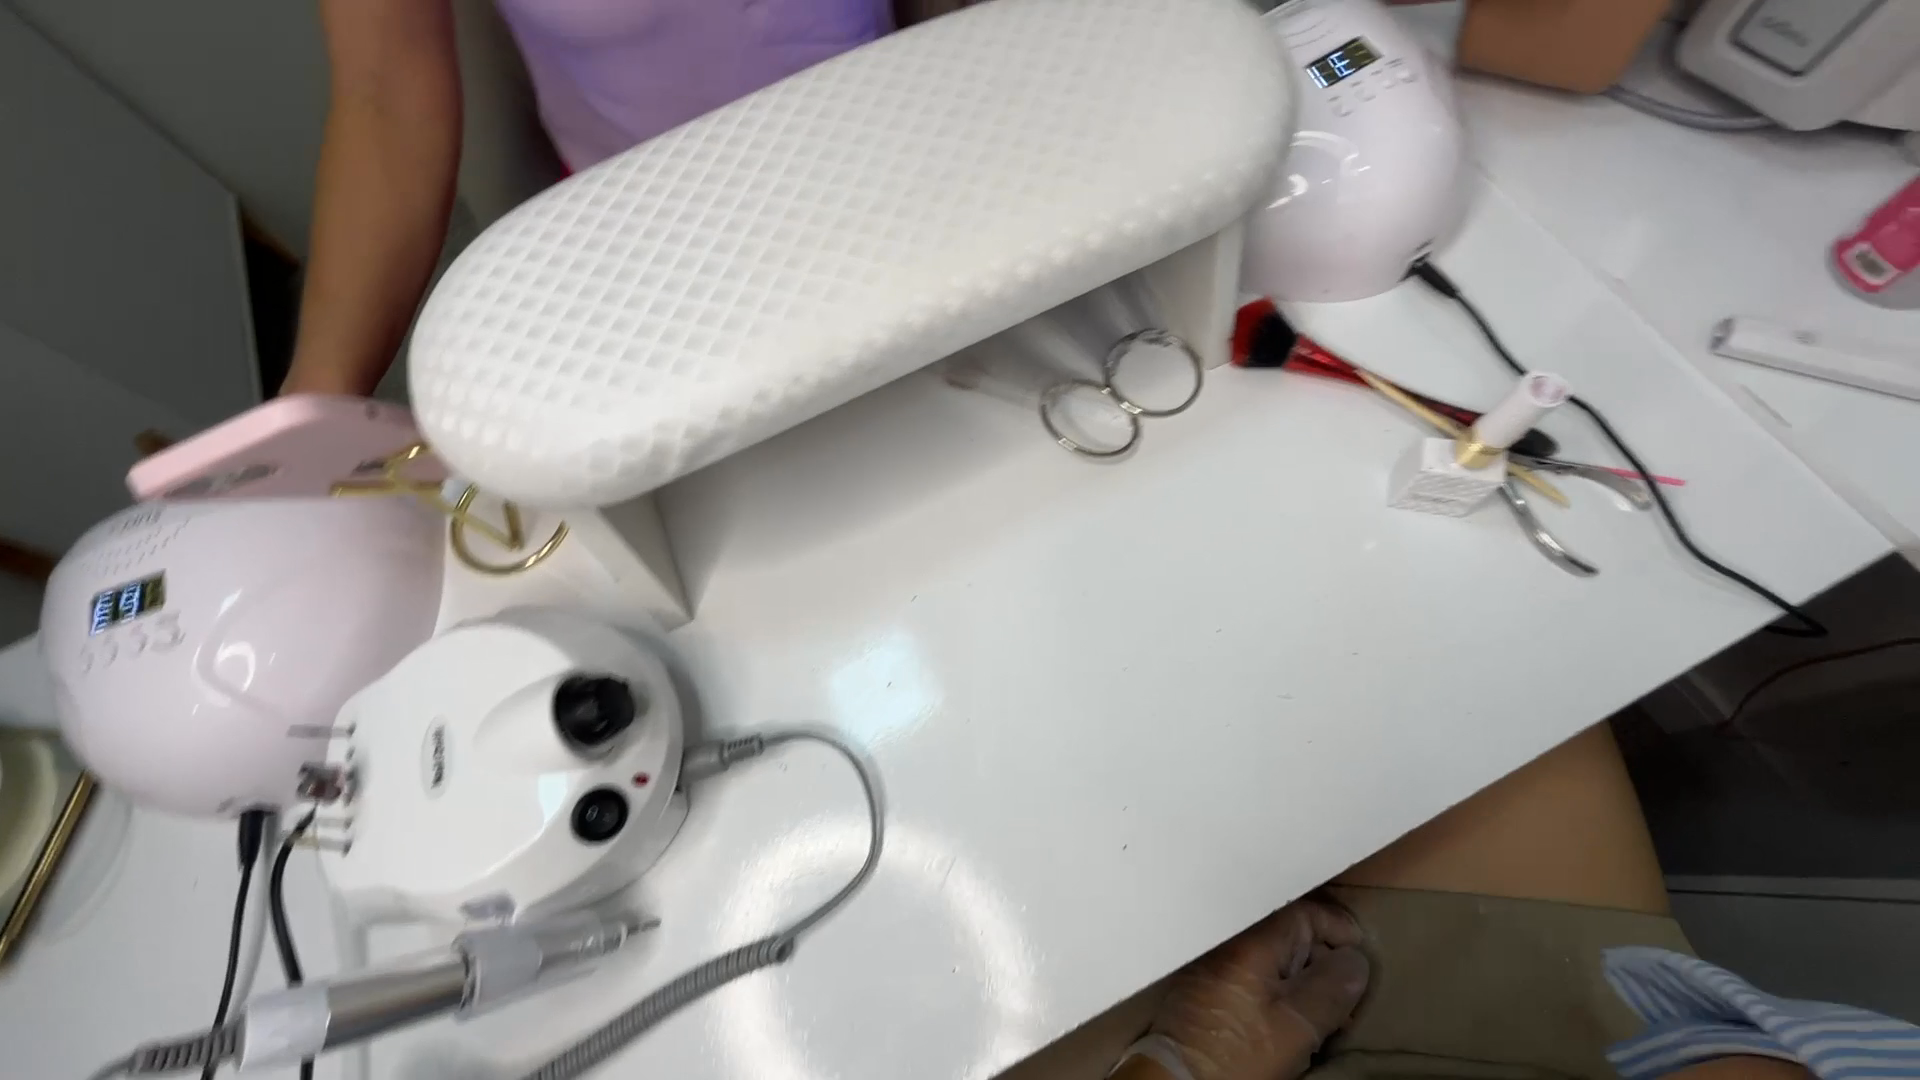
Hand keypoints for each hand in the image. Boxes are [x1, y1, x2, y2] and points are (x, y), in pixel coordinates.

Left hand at [1148, 899, 1369, 1079]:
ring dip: (1301, 975)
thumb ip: (1329, 989)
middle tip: (1347, 996)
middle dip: (1322, 957)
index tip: (1361, 952)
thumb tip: (1356, 958)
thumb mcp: (1296, 1026)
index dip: (1336, 927)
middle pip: (1287, 931)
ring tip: (1325, 1013)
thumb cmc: (1239, 1053)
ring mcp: (1213, 960)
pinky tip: (1289, 1016)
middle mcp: (1228, 940)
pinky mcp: (1206, 983)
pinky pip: (1252, 969)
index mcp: (1250, 940)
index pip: (1301, 912)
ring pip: (1271, 953)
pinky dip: (1276, 985)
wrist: (1179, 1077)